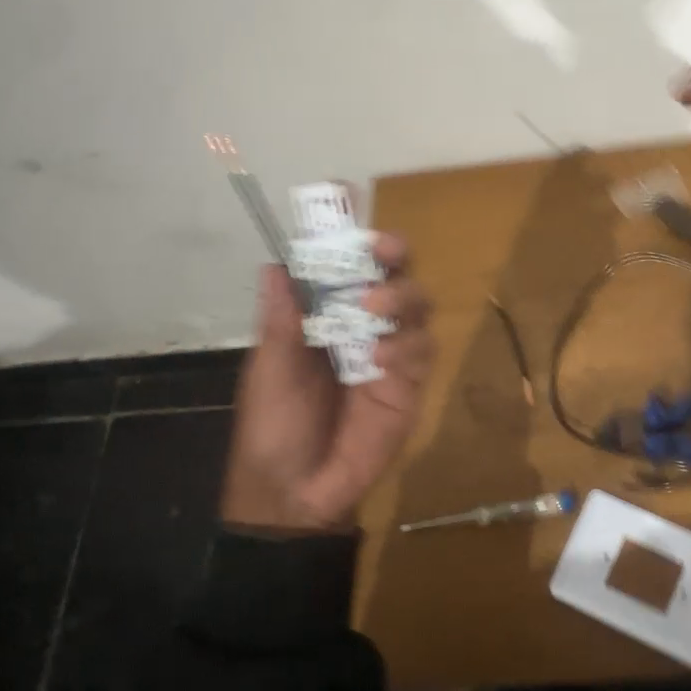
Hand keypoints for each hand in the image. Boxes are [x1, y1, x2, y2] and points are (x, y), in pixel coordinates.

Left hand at [222, 235, 435, 531]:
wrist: (296, 492)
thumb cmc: (273, 428)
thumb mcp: (268, 371)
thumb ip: (282, 320)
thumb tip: (274, 261)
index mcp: (321, 315)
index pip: (340, 262)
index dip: (347, 231)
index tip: (344, 198)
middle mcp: (360, 325)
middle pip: (392, 274)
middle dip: (391, 253)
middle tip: (383, 249)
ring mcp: (389, 354)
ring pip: (416, 305)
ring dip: (400, 298)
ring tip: (374, 309)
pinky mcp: (409, 385)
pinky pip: (421, 352)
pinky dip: (405, 348)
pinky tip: (380, 361)